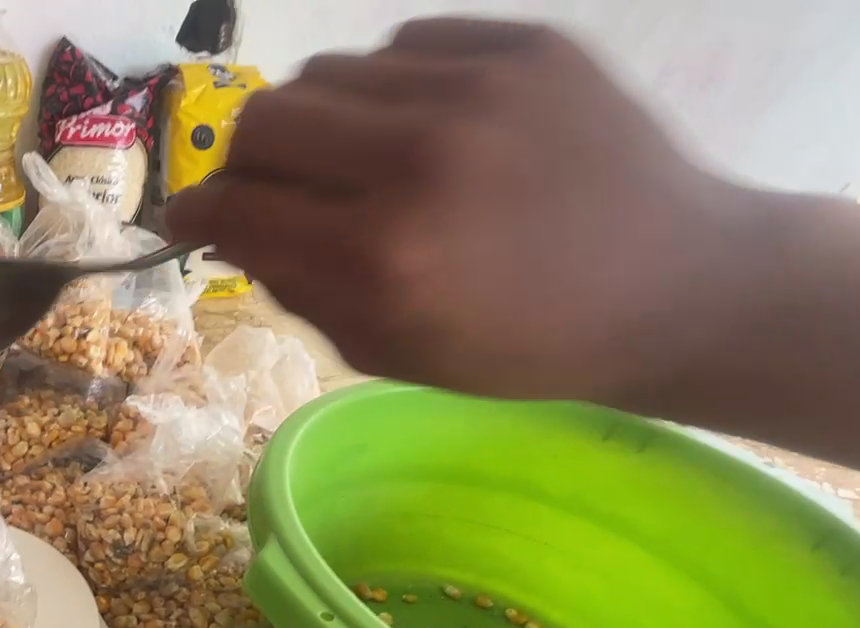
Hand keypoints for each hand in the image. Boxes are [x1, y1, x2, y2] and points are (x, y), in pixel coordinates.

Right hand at [168, 18, 759, 405]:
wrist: (673, 286)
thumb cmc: (512, 347)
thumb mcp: (382, 352)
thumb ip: (295, 288)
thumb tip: (235, 230)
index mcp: (378, 258)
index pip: (237, 207)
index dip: (194, 211)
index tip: (186, 217)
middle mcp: (414, 159)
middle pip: (262, 119)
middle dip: (242, 161)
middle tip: (264, 191)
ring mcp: (473, 87)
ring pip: (323, 75)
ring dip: (313, 126)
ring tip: (350, 165)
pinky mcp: (522, 43)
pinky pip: (399, 48)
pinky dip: (382, 94)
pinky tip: (417, 133)